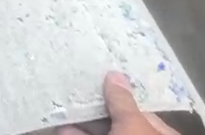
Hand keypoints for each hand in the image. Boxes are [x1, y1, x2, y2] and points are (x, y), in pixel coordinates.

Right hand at [62, 72, 177, 134]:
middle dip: (96, 110)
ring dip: (83, 125)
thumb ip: (123, 103)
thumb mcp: (134, 128)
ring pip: (104, 134)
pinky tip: (63, 129)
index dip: (118, 95)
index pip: (142, 112)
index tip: (95, 78)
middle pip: (120, 123)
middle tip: (74, 91)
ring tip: (62, 109)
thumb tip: (115, 75)